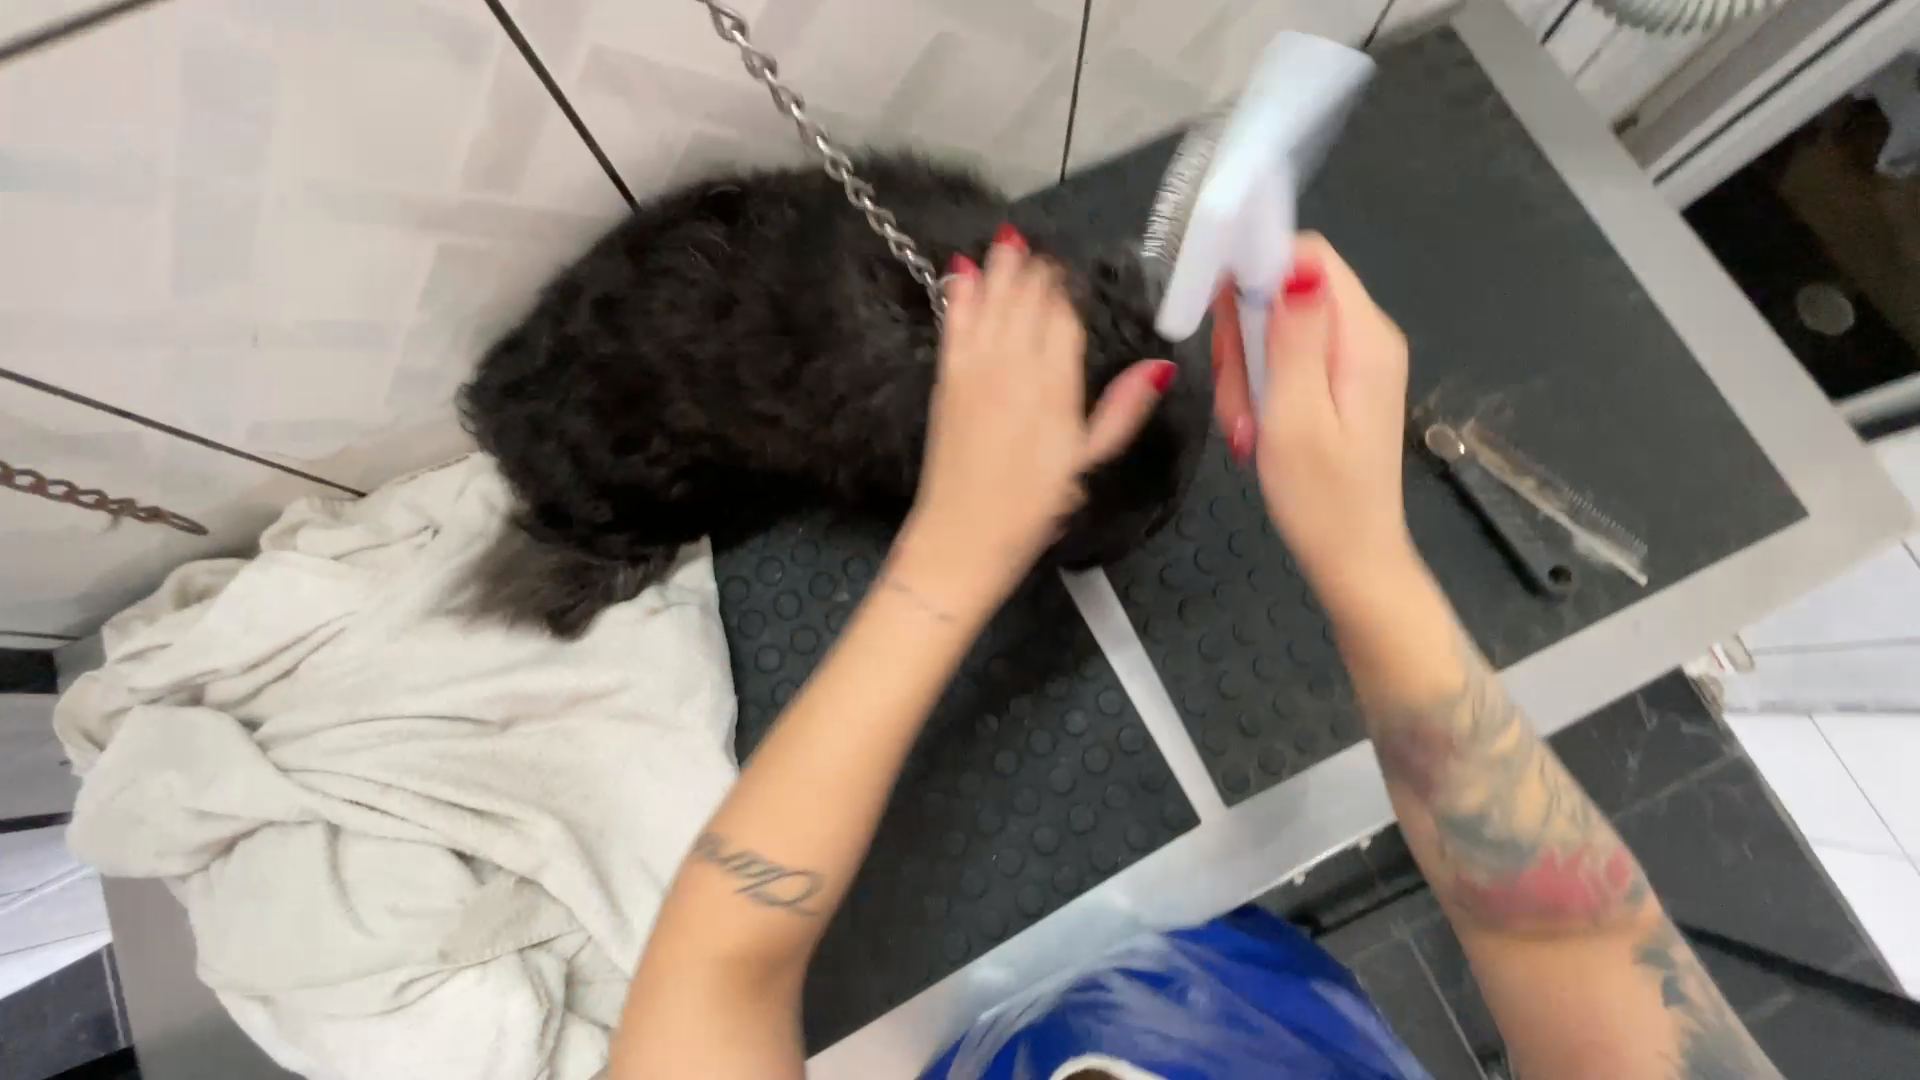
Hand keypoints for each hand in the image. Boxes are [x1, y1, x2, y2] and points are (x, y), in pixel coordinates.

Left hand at [893, 227, 1174, 620]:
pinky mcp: (945, 382)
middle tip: (1039, 249)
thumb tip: (1159, 366)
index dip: (1066, 290)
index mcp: (1056, 388)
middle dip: (1034, 272)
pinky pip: (954, 327)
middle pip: (1027, 303)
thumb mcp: (1089, 463)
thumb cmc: (1032, 508)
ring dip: (1000, 271)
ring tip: (1007, 240)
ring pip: (992, 305)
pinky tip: (961, 271)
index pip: (1063, 318)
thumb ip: (1122, 410)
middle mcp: (1016, 369)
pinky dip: (960, 297)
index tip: (1068, 273)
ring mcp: (976, 372)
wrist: (963, 535)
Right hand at [1211, 233, 1414, 611]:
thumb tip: (1292, 265)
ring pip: (1273, 332)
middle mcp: (1363, 337)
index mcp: (1362, 338)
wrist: (1351, 556)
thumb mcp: (1295, 417)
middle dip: (1241, 341)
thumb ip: (1293, 339)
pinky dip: (1256, 391)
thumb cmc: (1321, 498)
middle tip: (1235, 400)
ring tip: (1246, 428)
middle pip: (1284, 295)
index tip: (1214, 314)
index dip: (1255, 269)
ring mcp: (1349, 362)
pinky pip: (1282, 362)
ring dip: (1242, 375)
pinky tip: (1255, 430)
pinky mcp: (1334, 385)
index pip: (1309, 256)